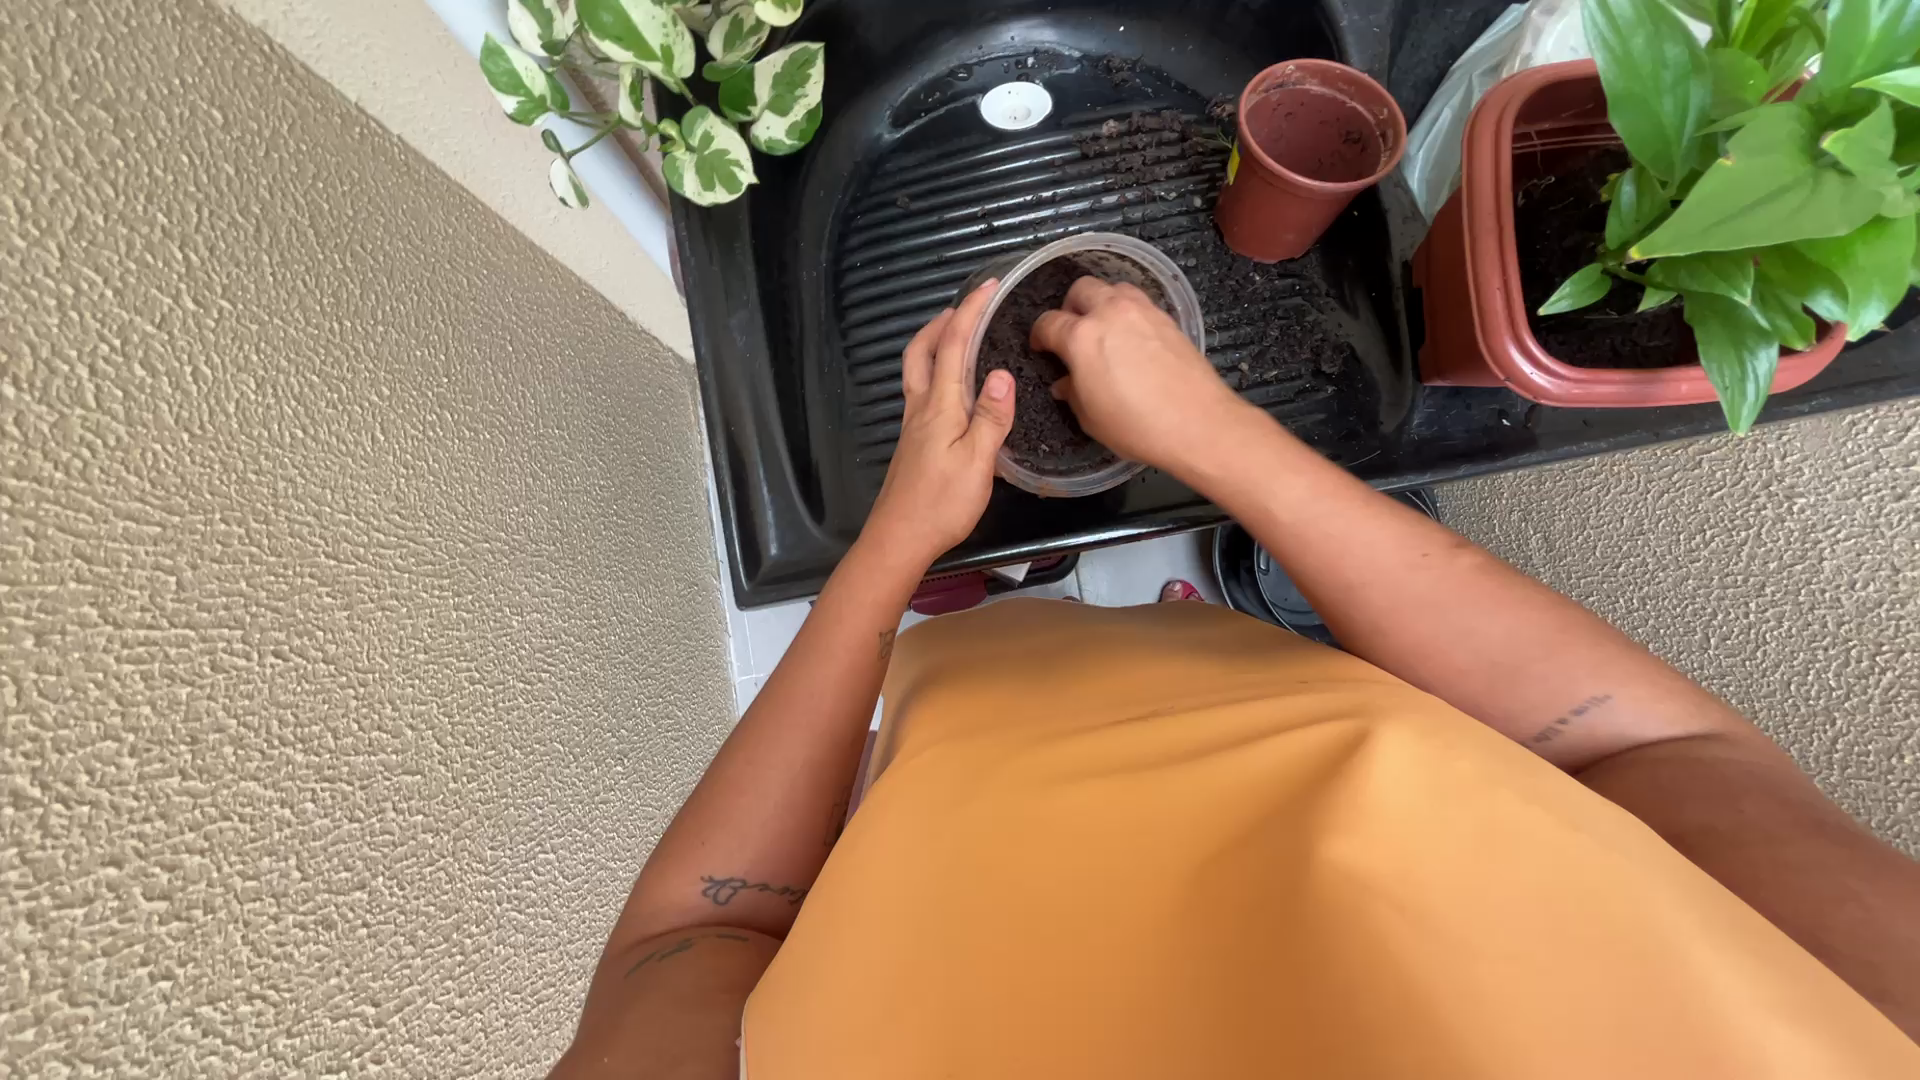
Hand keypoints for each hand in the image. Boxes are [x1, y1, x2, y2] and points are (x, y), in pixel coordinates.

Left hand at [862, 281, 1015, 568]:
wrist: (899, 539)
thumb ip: (990, 417)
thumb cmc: (942, 503)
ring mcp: (913, 428)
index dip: (969, 312)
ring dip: (933, 346)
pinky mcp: (913, 445)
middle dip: (939, 324)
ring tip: (957, 339)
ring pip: (916, 373)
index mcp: (939, 406)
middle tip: (962, 309)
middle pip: (920, 353)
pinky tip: (953, 390)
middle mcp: (921, 409)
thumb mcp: (977, 461)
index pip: (953, 346)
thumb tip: (1002, 373)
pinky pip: (922, 394)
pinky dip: (935, 374)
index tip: (987, 285)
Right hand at [1031, 276, 1253, 474]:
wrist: (1197, 423)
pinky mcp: (1167, 318)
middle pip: (1080, 289)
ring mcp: (1142, 311)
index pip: (1048, 323)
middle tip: (1070, 331)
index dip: (1039, 335)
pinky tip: (1129, 336)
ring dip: (1100, 301)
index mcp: (1081, 338)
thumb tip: (1065, 383)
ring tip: (1101, 327)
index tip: (1041, 347)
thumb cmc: (1137, 426)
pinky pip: (1138, 300)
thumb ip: (1072, 393)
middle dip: (1069, 307)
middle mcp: (1110, 313)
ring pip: (1112, 287)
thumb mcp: (1090, 418)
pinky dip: (1126, 310)